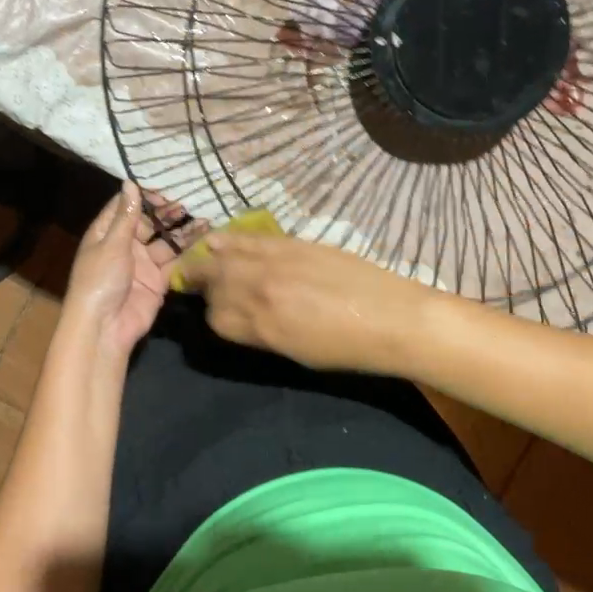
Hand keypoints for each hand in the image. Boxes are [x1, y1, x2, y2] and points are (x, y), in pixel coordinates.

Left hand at [62, 183, 206, 356]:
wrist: (106, 328)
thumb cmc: (100, 279)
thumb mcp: (112, 244)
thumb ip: (126, 216)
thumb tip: (129, 182)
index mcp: (106, 233)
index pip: (125, 206)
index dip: (143, 194)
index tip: (166, 182)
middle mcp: (125, 245)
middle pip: (148, 222)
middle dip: (167, 211)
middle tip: (191, 197)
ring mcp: (143, 263)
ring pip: (165, 241)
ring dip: (181, 229)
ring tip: (203, 213)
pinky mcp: (158, 280)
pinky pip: (175, 261)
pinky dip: (188, 250)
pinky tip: (204, 236)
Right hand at [179, 233, 438, 373]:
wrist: (392, 318)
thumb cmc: (348, 350)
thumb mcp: (295, 353)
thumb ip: (260, 333)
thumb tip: (239, 319)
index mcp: (261, 327)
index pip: (215, 317)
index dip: (214, 317)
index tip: (221, 317)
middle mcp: (259, 291)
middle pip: (212, 282)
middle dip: (203, 286)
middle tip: (200, 287)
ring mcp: (273, 262)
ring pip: (222, 256)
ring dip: (208, 260)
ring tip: (203, 262)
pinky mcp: (289, 242)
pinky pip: (246, 238)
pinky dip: (228, 240)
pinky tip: (218, 241)